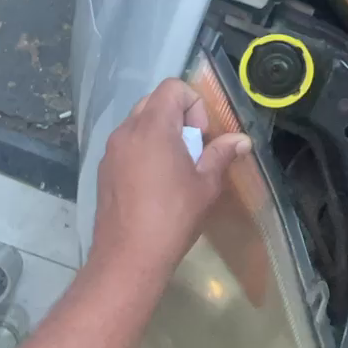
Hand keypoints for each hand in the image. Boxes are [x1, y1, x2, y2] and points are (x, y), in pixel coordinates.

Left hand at [89, 78, 250, 280]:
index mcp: (152, 128)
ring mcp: (111, 151)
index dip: (194, 105)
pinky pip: (128, 144)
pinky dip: (145, 150)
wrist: (127, 259)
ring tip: (175, 169)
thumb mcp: (206, 185)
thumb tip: (242, 140)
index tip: (201, 138)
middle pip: (155, 102)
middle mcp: (127, 131)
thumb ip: (222, 154)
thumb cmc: (172, 217)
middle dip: (179, 118)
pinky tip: (154, 184)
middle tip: (192, 151)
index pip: (173, 88)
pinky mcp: (105, 170)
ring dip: (161, 134)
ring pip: (140, 123)